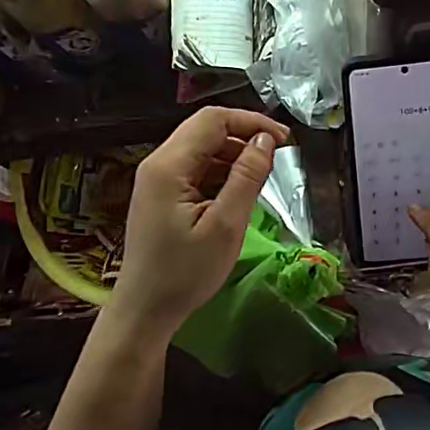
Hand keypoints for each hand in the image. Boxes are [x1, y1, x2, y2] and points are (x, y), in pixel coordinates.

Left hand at [111, 107, 289, 331]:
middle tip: (277, 157)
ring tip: (261, 177)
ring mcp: (156, 180)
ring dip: (233, 156)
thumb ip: (247, 178)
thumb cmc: (185, 273)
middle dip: (244, 136)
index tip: (284, 140)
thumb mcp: (225, 226)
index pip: (212, 120)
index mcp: (168, 166)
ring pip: (201, 150)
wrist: (145, 309)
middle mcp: (158, 164)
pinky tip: (237, 192)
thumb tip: (265, 141)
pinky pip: (194, 171)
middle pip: (205, 130)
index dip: (251, 122)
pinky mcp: (160, 195)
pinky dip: (219, 174)